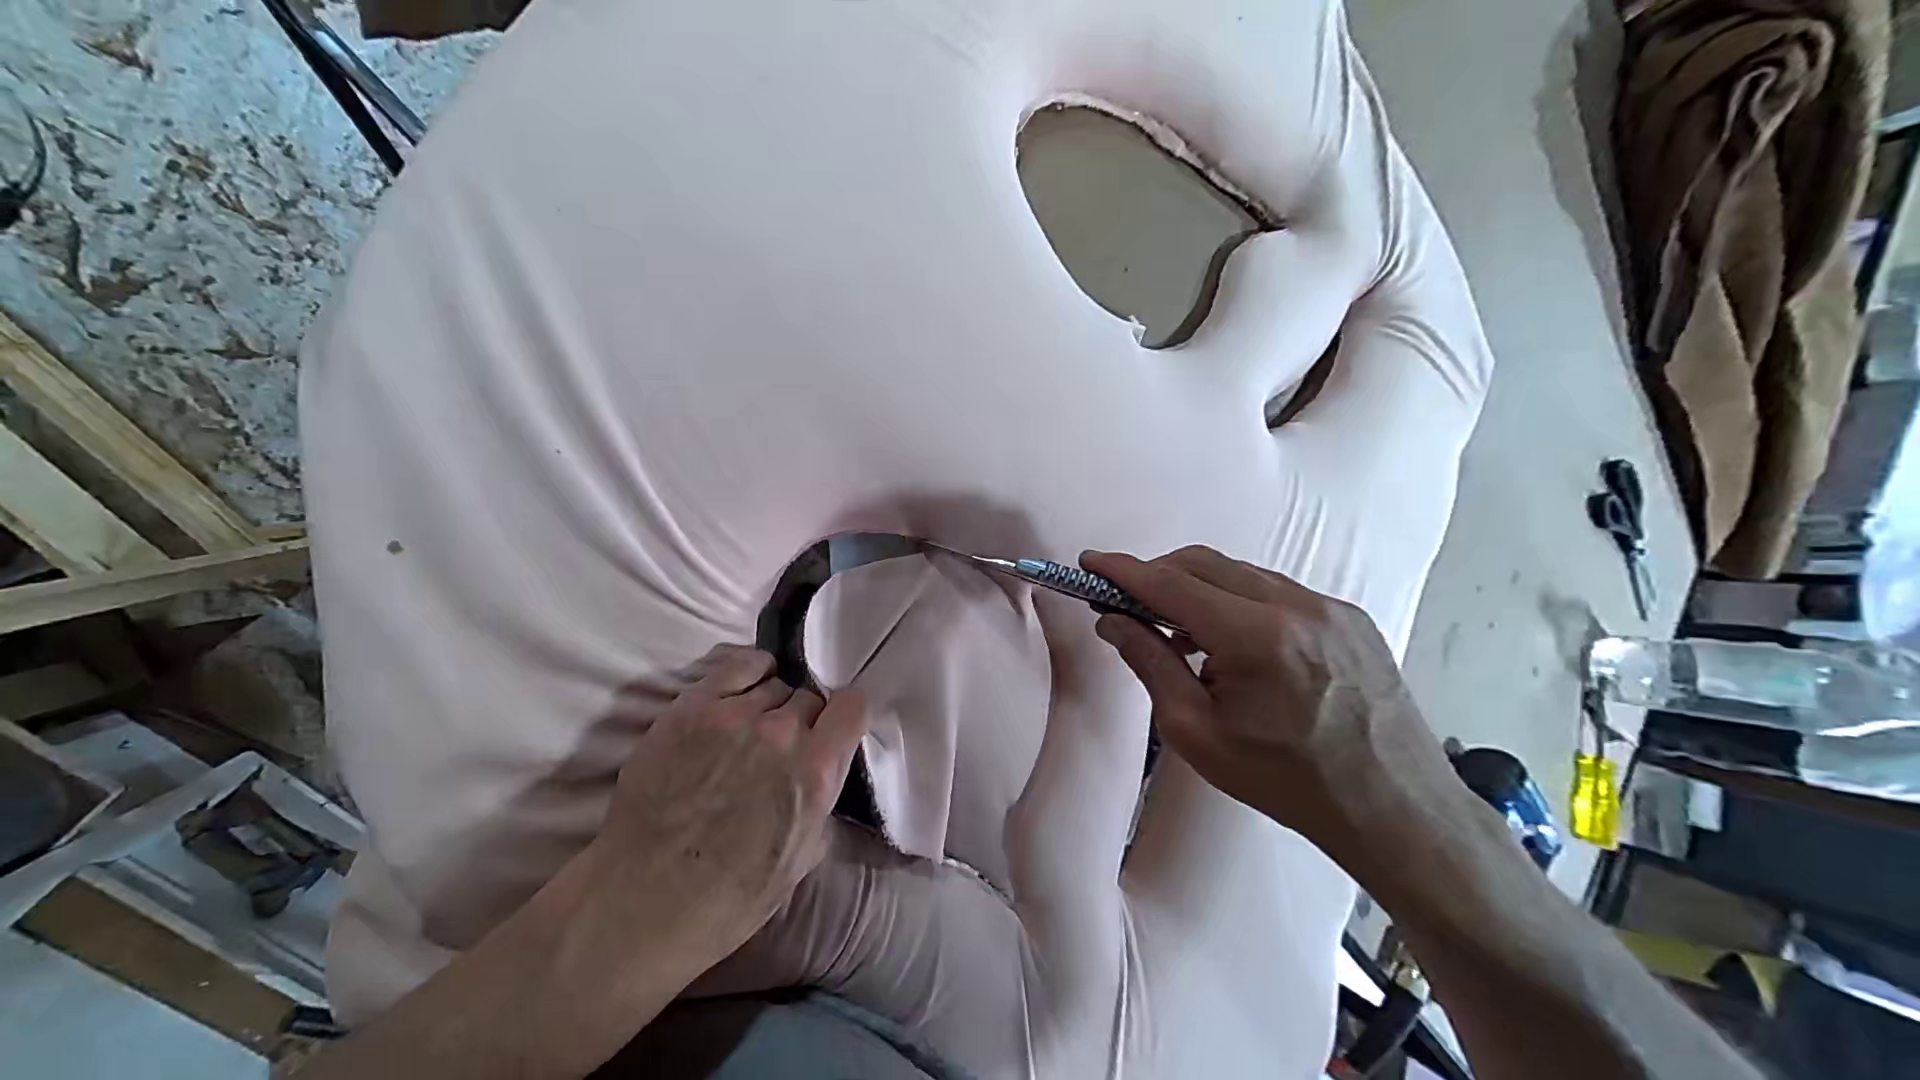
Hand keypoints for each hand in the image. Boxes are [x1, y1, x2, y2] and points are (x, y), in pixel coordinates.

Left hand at [579, 644, 867, 966]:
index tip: (833, 729)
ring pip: (774, 684)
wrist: (645, 901)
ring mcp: (734, 715)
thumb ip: (821, 801)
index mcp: (816, 772)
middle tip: (782, 746)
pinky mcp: (692, 707)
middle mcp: (782, 734)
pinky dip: (749, 671)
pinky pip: (736, 665)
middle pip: (809, 698)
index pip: (852, 707)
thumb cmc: (730, 896)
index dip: (845, 717)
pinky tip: (744, 687)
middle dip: (804, 719)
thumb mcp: (803, 857)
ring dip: (770, 704)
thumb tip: (821, 773)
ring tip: (750, 729)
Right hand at [1082, 546, 1458, 867]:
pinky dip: (1237, 600)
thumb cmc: (1285, 781)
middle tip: (1125, 601)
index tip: (1090, 562)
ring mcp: (1330, 606)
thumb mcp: (1198, 733)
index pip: (1172, 584)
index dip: (1124, 570)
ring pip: (1241, 573)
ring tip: (1177, 629)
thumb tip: (1113, 620)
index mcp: (1257, 637)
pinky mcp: (1349, 616)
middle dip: (1157, 574)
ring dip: (1197, 587)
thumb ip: (1151, 664)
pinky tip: (1230, 640)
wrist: (1393, 809)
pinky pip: (1275, 590)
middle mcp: (1297, 605)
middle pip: (1205, 564)